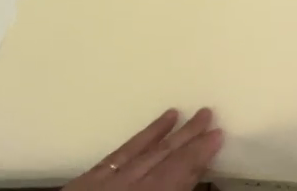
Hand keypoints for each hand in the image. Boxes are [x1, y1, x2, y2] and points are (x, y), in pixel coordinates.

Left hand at [65, 108, 223, 190]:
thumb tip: (195, 174)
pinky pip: (109, 159)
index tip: (217, 133)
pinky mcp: (79, 186)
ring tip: (180, 115)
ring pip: (134, 154)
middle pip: (158, 158)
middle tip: (207, 113)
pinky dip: (130, 146)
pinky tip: (142, 137)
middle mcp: (121, 188)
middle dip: (184, 138)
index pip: (175, 172)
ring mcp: (97, 185)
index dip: (197, 154)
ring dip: (159, 135)